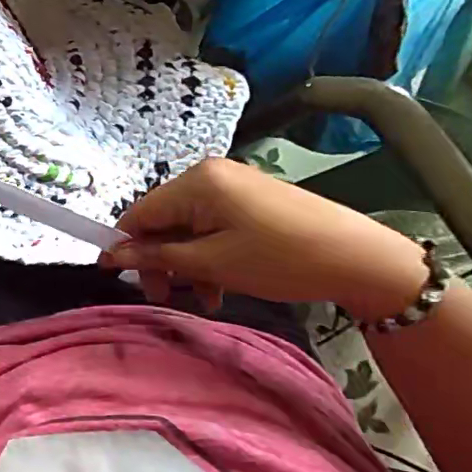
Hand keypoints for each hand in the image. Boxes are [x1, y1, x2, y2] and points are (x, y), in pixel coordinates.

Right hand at [102, 157, 426, 320]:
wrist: (359, 258)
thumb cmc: (280, 259)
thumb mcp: (212, 263)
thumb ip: (157, 256)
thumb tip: (112, 255)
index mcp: (196, 182)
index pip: (139, 212)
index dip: (125, 246)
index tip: (117, 279)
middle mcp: (209, 175)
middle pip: (162, 219)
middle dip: (160, 259)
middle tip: (166, 297)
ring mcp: (232, 185)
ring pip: (187, 227)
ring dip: (185, 262)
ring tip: (204, 296)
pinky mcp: (249, 199)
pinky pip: (211, 226)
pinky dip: (207, 254)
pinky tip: (220, 284)